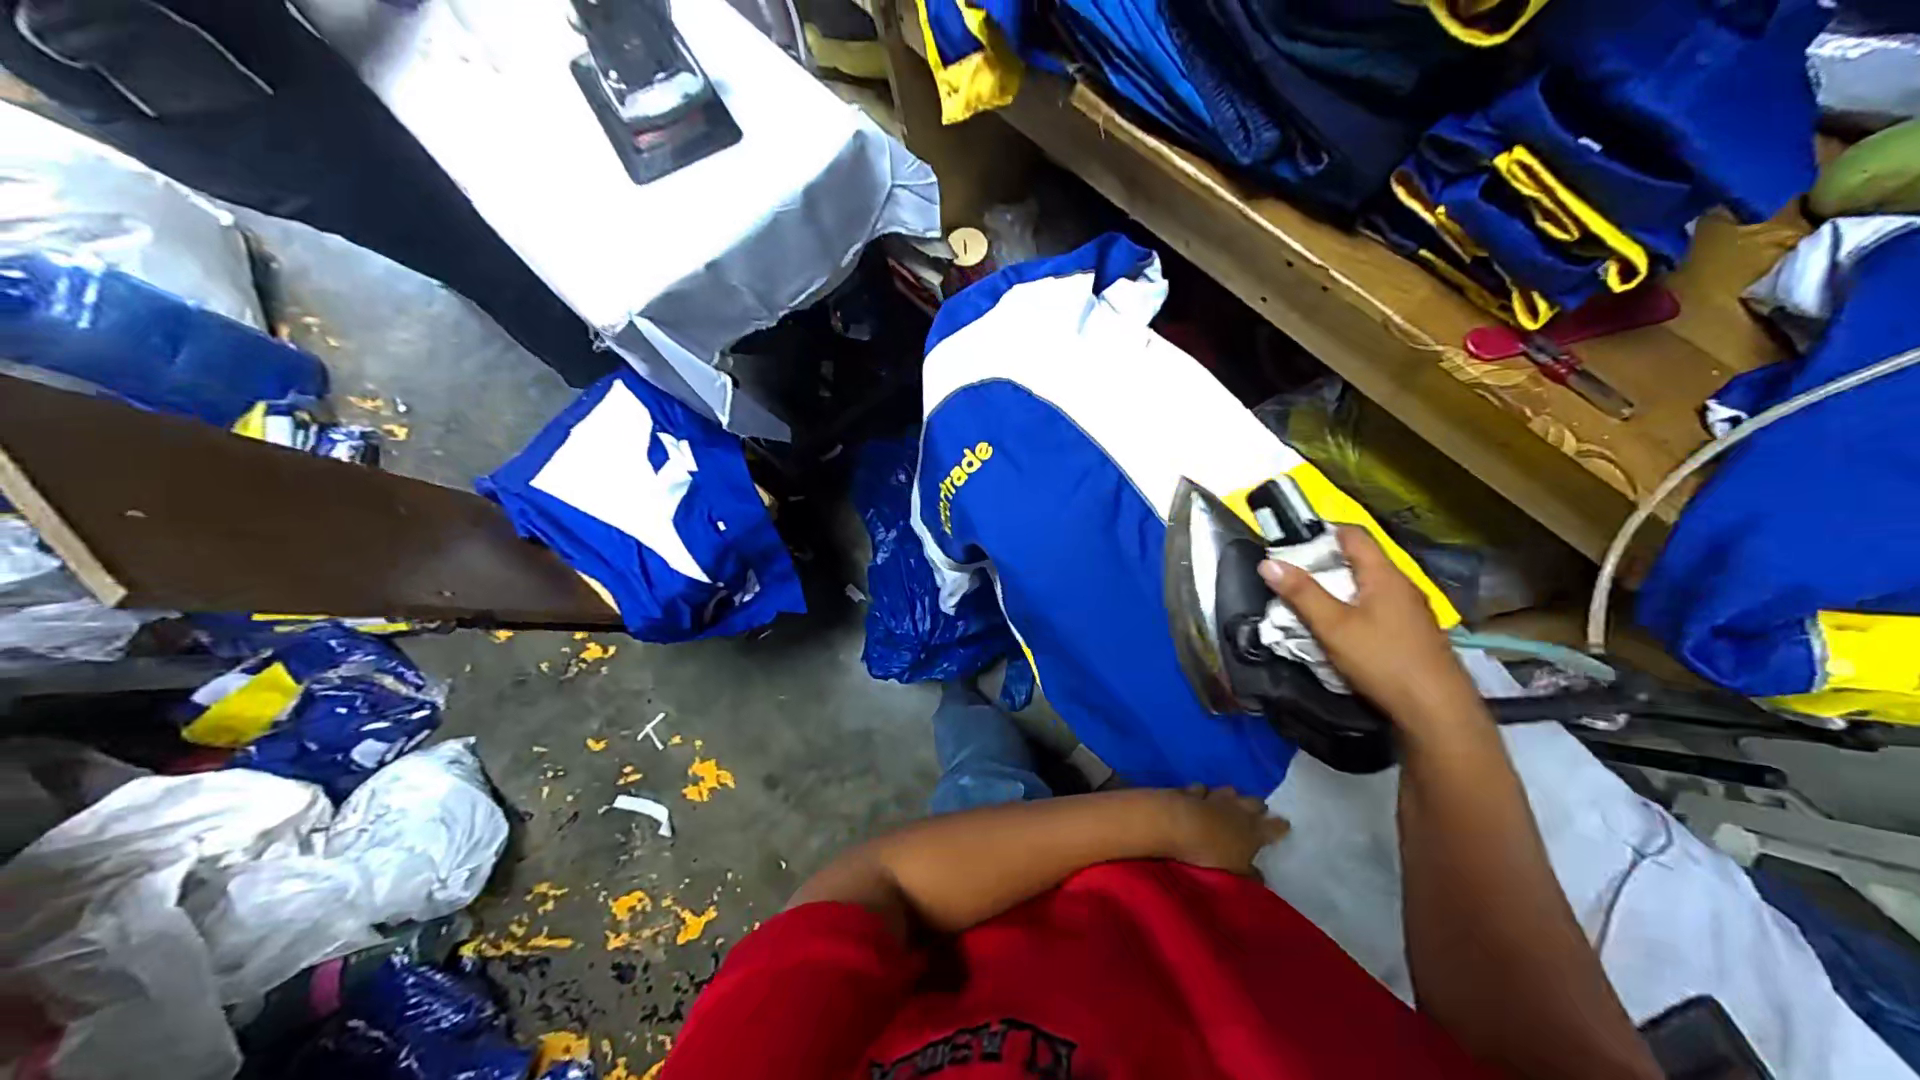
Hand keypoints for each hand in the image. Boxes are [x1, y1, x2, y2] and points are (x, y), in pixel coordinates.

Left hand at [1163, 785, 1289, 875]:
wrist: (1176, 824)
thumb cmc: (1211, 853)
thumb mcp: (1236, 872)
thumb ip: (1249, 875)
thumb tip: (1261, 878)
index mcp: (1253, 831)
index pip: (1274, 827)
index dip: (1280, 826)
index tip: (1285, 824)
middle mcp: (1237, 810)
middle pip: (1254, 802)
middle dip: (1258, 806)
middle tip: (1258, 812)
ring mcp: (1214, 797)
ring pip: (1229, 791)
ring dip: (1231, 796)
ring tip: (1231, 802)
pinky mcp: (1191, 792)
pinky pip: (1200, 789)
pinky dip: (1202, 793)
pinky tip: (1199, 796)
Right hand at [1257, 525, 1478, 723]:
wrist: (1436, 711)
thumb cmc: (1383, 661)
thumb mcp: (1333, 627)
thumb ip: (1301, 593)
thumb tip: (1268, 563)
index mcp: (1384, 575)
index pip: (1353, 535)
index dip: (1321, 532)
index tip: (1290, 543)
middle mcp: (1402, 586)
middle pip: (1360, 560)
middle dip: (1324, 563)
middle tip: (1291, 575)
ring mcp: (1411, 611)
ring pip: (1367, 586)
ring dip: (1338, 588)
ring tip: (1308, 601)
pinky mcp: (1412, 634)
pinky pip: (1376, 607)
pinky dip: (1353, 608)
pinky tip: (1339, 628)